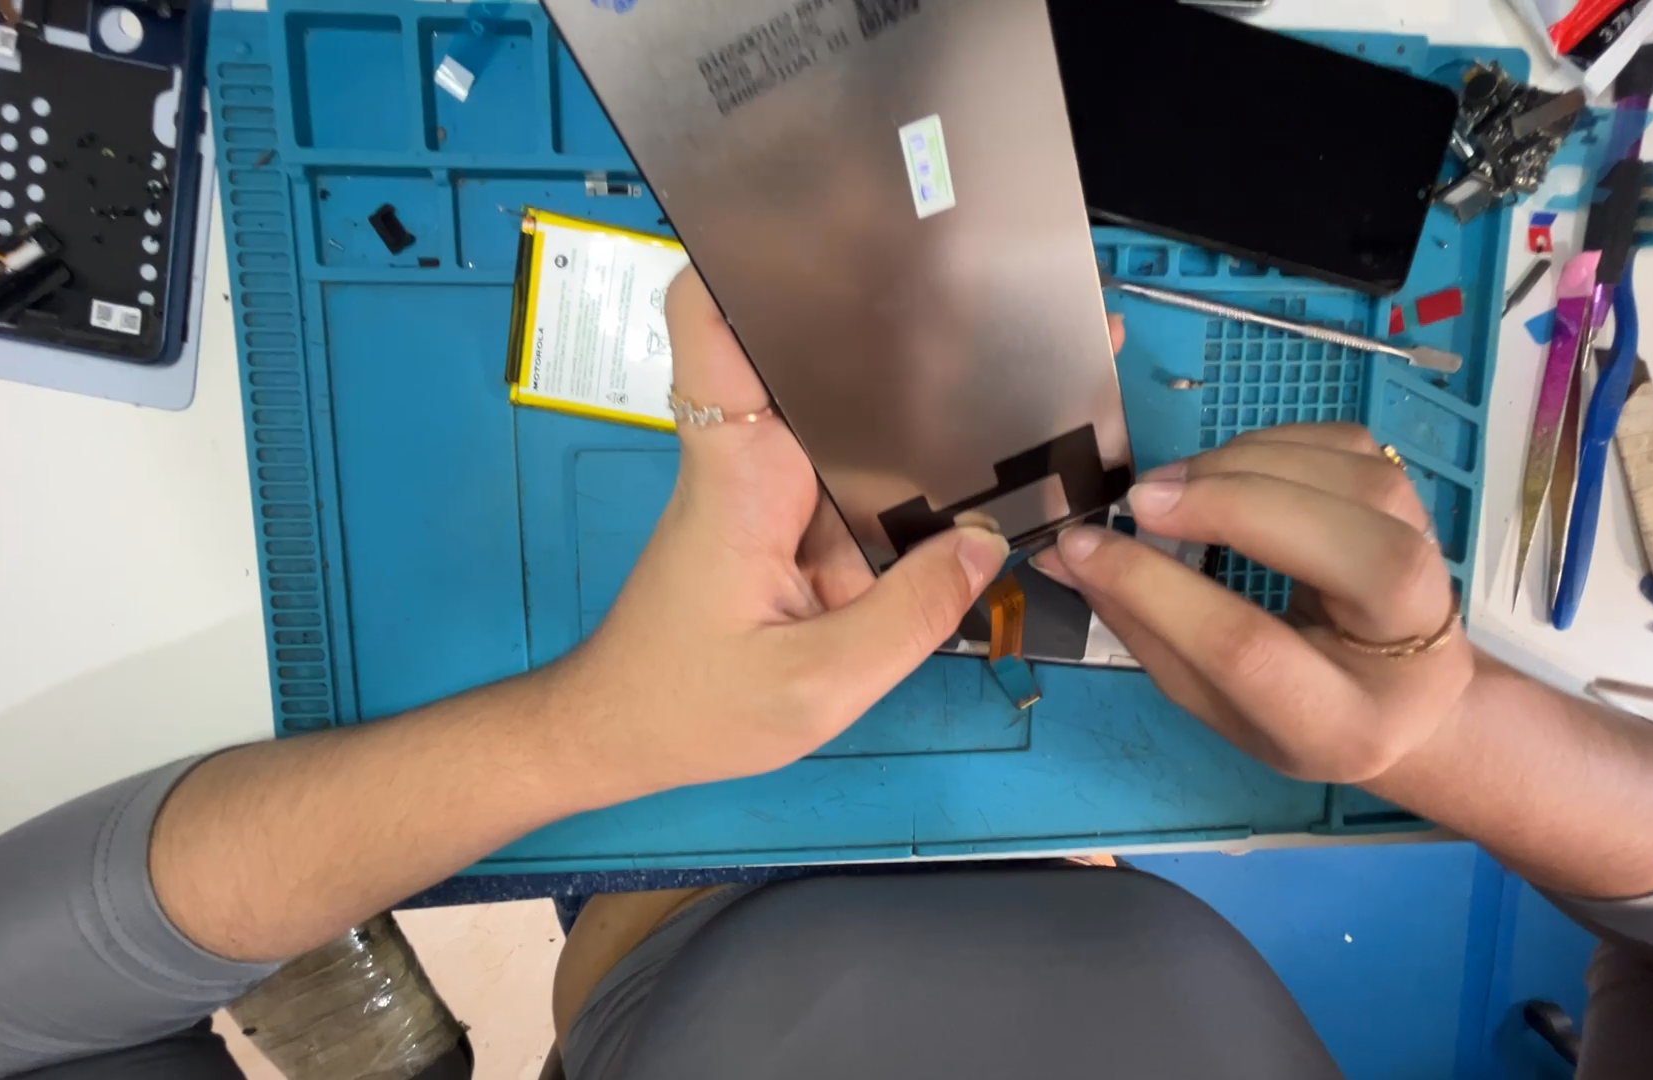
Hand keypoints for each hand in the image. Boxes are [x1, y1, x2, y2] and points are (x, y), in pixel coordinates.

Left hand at [547, 267, 1015, 795]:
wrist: (630, 731)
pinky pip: (869, 472)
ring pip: (854, 411)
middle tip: (992, 275)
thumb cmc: (691, 708)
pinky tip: (989, 446)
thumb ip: (907, 618)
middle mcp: (760, 459)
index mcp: (740, 473)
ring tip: (1022, 346)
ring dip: (922, 382)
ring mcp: (784, 487)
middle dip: (891, 308)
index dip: (750, 252)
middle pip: (814, 351)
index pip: (713, 322)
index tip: (826, 210)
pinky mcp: (802, 519)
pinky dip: (921, 458)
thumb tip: (984, 544)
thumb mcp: (814, 685)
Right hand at [1034, 424, 1473, 783]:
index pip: (1244, 646)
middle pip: (1356, 556)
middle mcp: (1412, 654)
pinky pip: (1355, 450)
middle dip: (1235, 507)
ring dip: (1250, 465)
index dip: (1155, 586)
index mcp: (1336, 725)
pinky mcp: (1423, 517)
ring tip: (1171, 483)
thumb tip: (1062, 554)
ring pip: (1367, 487)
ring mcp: (1436, 578)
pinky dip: (1275, 443)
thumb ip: (1133, 622)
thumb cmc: (1279, 711)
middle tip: (1143, 499)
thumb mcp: (1197, 692)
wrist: (1401, 704)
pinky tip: (1220, 466)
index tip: (1083, 544)